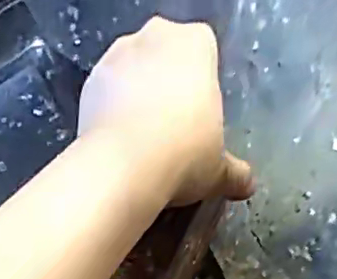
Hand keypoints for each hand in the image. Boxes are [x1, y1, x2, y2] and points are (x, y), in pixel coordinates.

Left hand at [78, 17, 255, 204]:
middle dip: (163, 91)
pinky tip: (113, 146)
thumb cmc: (182, 157)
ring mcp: (117, 56)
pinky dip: (106, 115)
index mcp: (197, 43)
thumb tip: (248, 186)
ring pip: (130, 76)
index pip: (202, 58)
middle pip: (162, 61)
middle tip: (164, 135)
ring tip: (136, 145)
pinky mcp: (88, 83)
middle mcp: (156, 35)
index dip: (196, 93)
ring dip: (133, 101)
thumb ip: (232, 172)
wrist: (123, 168)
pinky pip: (102, 97)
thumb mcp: (215, 169)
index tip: (192, 125)